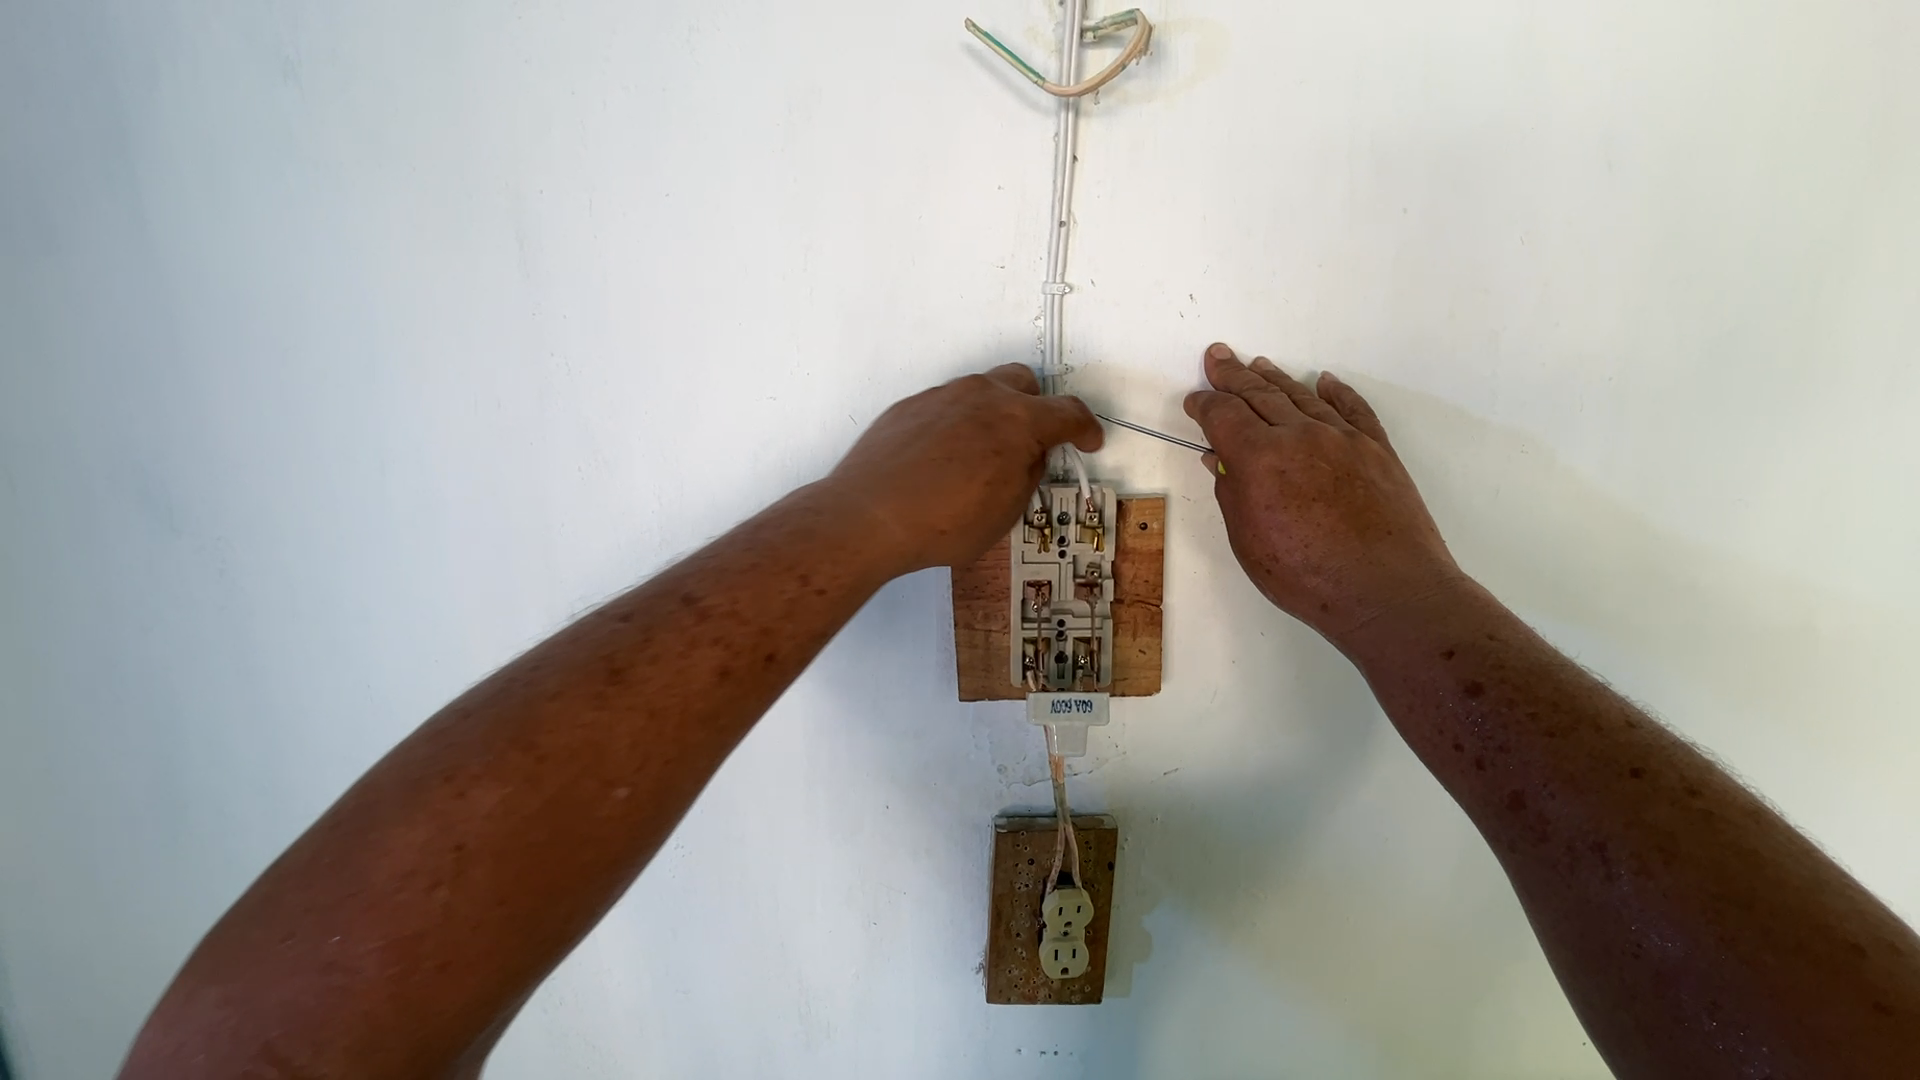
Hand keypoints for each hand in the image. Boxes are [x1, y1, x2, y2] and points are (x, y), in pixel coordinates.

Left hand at [826, 364, 1102, 572]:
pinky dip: (959, 423)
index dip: (1085, 428)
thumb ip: (1027, 475)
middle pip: (1025, 384)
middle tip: (1035, 442)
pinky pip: (948, 405)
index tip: (1088, 441)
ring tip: (985, 455)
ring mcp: (943, 396)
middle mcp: (982, 396)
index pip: (1068, 413)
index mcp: (1017, 421)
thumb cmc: (941, 523)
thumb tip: (1030, 457)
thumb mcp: (1005, 512)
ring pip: (983, 390)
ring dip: (996, 414)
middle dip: (1039, 408)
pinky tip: (946, 458)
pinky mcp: (911, 405)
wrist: (868, 517)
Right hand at [1184, 343, 1466, 644]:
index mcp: (1260, 457)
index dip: (1205, 405)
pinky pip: (1352, 409)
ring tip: (1258, 363)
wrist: (1387, 589)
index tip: (1194, 399)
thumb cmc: (1304, 574)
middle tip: (1217, 356)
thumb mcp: (1247, 541)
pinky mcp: (1377, 449)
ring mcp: (1342, 438)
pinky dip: (1336, 392)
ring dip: (1275, 378)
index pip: (1223, 416)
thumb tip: (1220, 460)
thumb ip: (1232, 494)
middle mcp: (1300, 435)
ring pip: (1302, 396)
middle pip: (1260, 395)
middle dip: (1233, 375)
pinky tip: (1324, 381)